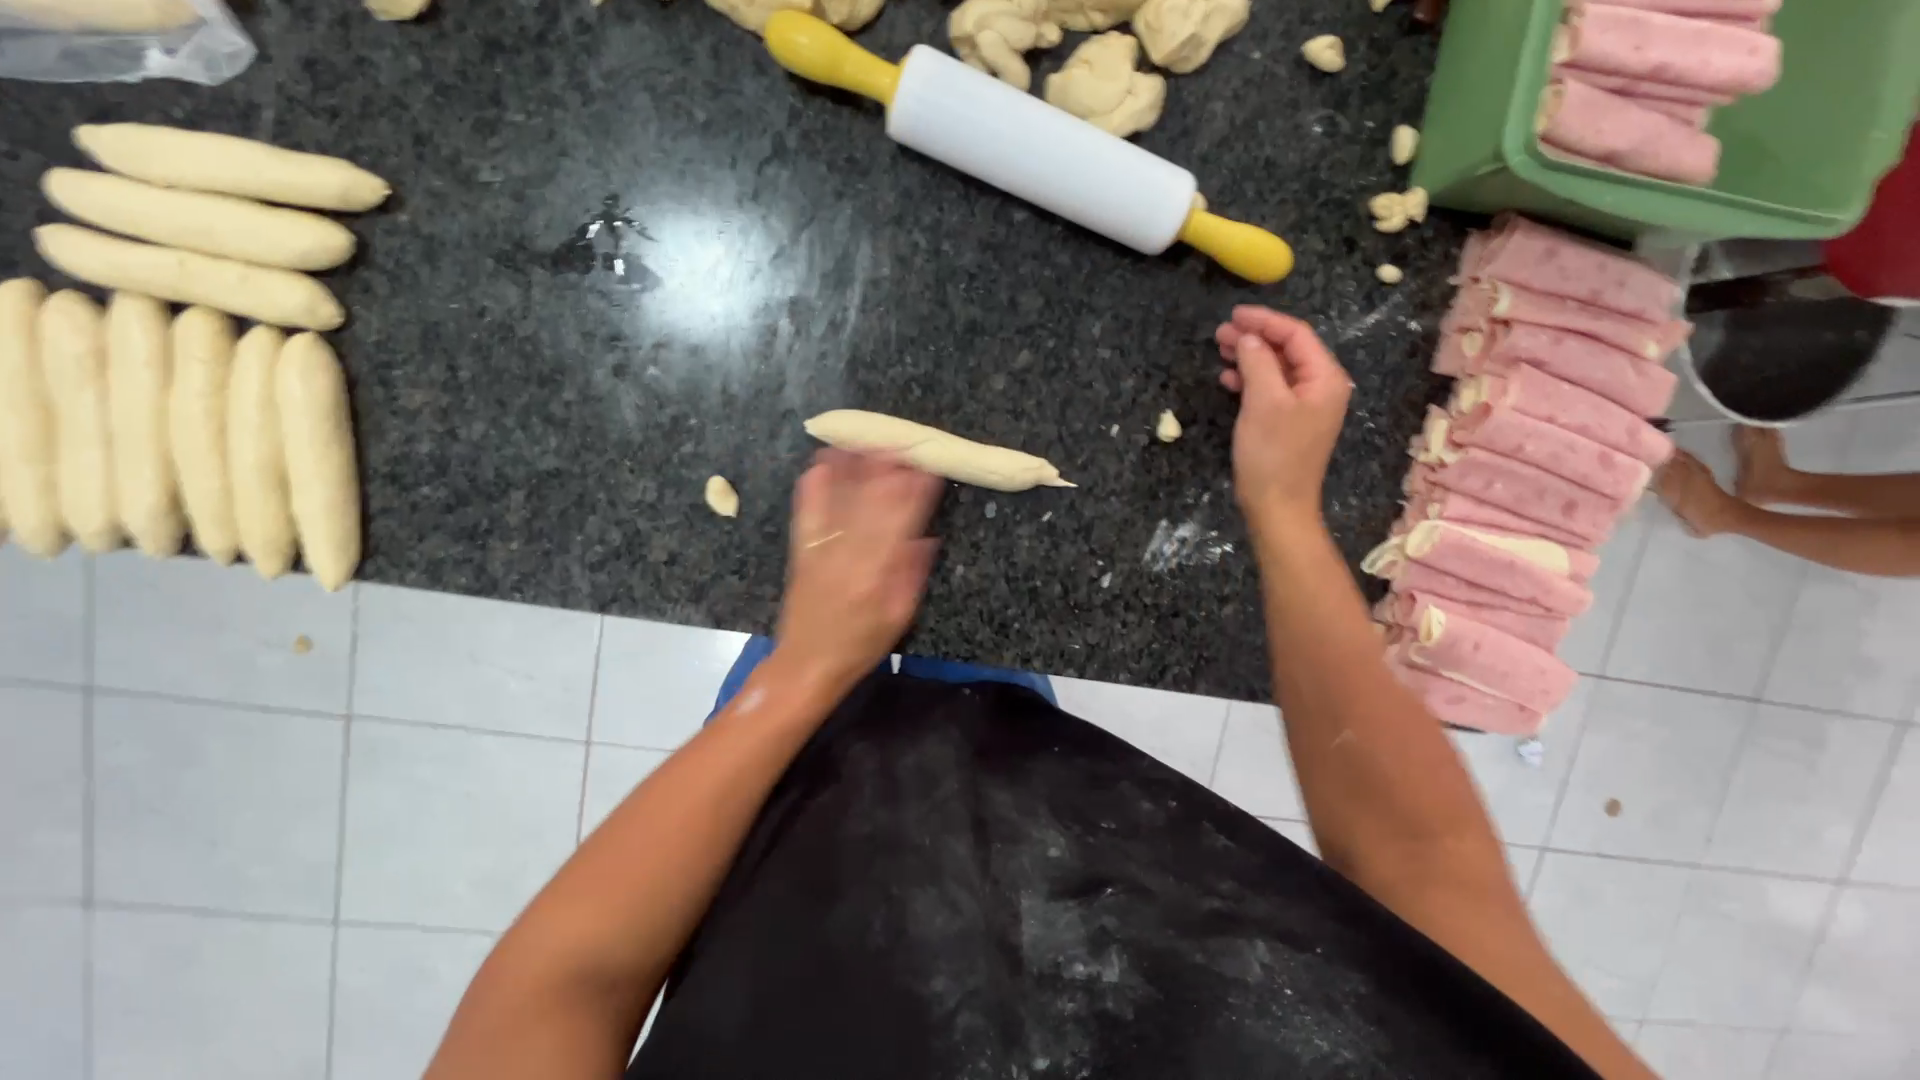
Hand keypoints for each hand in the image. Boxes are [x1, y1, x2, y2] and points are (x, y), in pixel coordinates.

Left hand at [771, 450, 943, 696]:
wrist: (806, 665)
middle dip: (887, 470)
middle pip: (871, 502)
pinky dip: (813, 486)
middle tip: (900, 445)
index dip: (916, 492)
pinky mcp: (801, 551)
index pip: (902, 522)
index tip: (928, 470)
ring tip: (863, 441)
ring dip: (852, 468)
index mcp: (878, 573)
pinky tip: (820, 463)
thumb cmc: (860, 646)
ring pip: (840, 500)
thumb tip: (926, 538)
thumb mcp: (899, 618)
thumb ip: (912, 576)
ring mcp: (821, 550)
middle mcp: (849, 555)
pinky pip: (807, 513)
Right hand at [1213, 305, 1352, 531]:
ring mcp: (1307, 407)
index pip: (1296, 335)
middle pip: (1288, 349)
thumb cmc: (1272, 454)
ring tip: (1219, 351)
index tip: (1233, 314)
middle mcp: (1321, 388)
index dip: (1264, 320)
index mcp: (1325, 379)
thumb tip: (1247, 339)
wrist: (1278, 507)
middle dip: (1255, 337)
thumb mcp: (1263, 402)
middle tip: (1220, 333)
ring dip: (1249, 357)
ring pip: (1277, 369)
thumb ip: (1257, 362)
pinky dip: (1250, 380)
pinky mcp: (1290, 423)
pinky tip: (1228, 380)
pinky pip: (1272, 390)